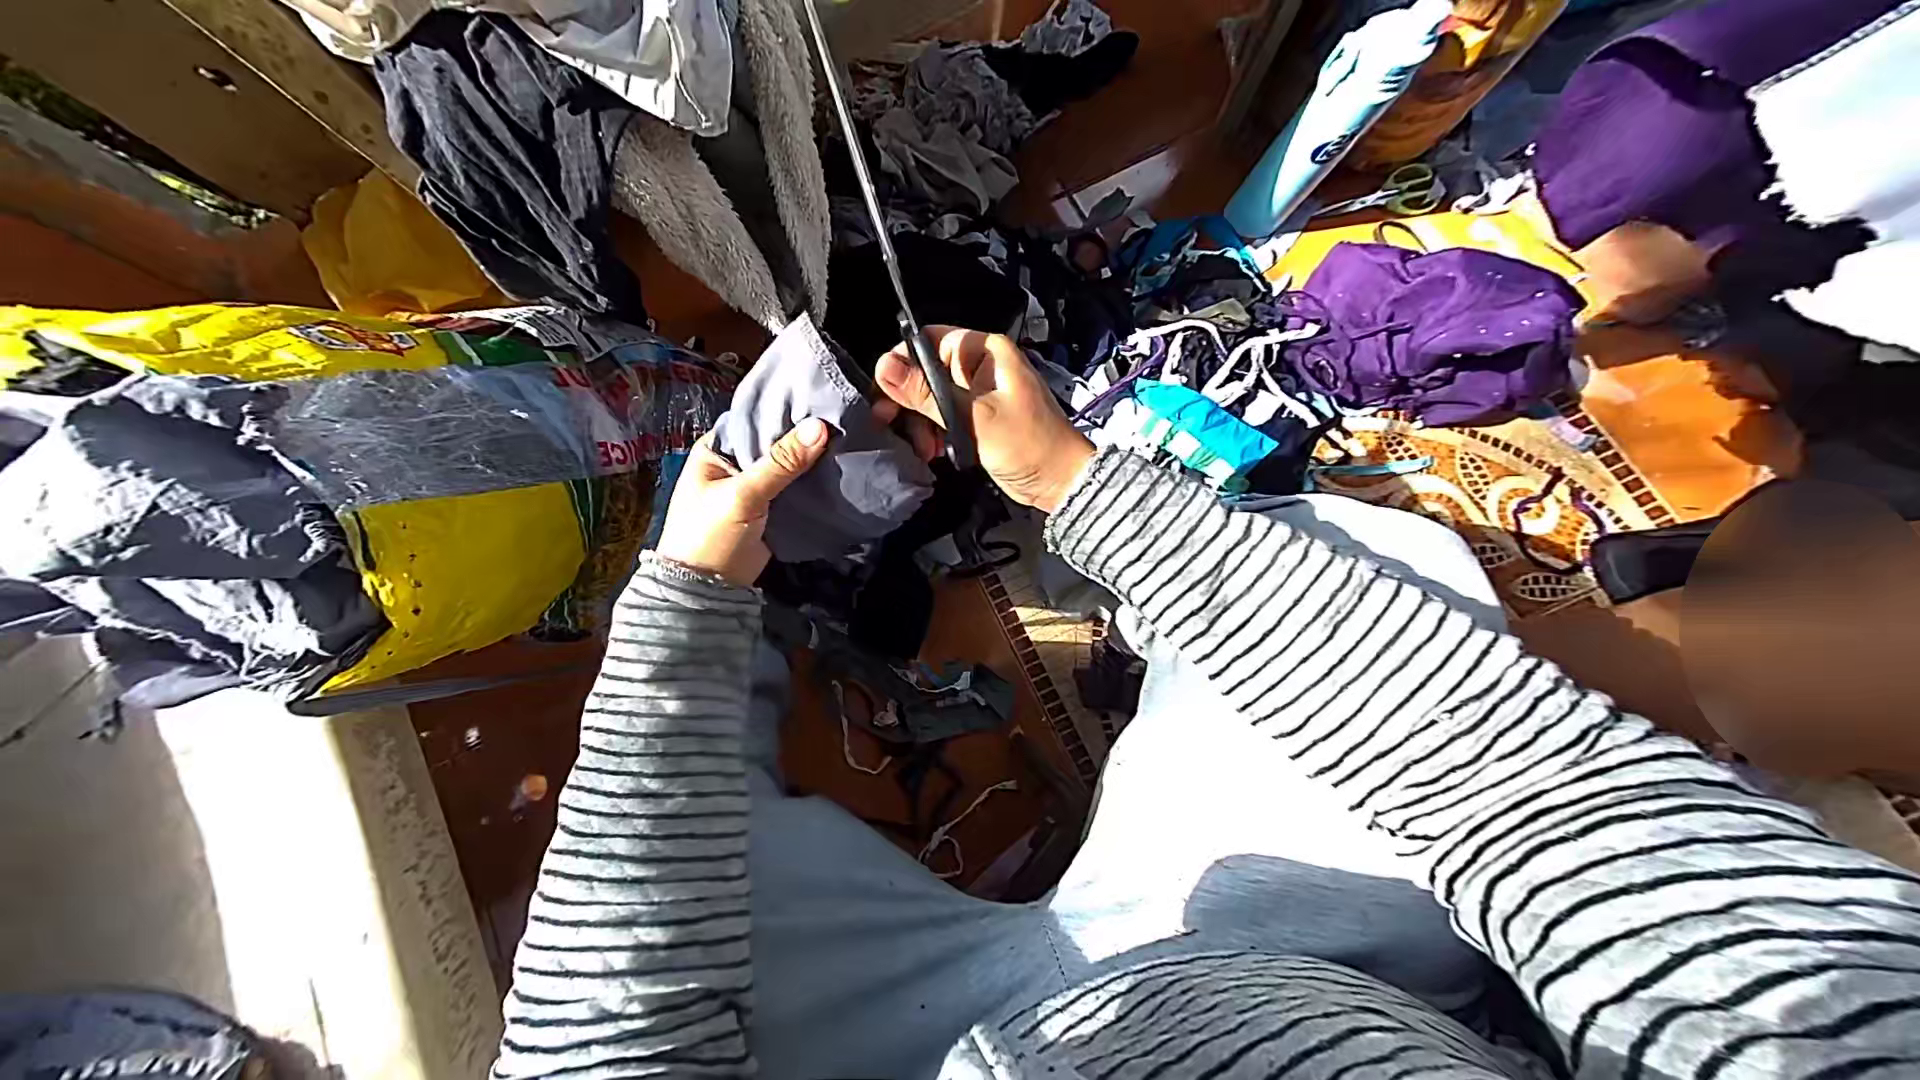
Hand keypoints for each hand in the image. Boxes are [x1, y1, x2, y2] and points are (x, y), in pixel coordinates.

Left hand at [655, 418, 830, 585]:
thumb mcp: (743, 495)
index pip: (756, 419)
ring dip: (812, 460)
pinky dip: (812, 482)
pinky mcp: (772, 508)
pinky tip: (837, 471)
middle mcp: (736, 462)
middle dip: (804, 437)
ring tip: (847, 442)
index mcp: (717, 448)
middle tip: (843, 422)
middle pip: (775, 442)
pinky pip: (796, 488)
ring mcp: (755, 486)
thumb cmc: (710, 536)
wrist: (708, 590)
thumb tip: (819, 427)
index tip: (823, 403)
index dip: (787, 412)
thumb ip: (781, 462)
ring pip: (789, 465)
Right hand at [875, 327, 1094, 512]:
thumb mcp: (973, 417)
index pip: (930, 340)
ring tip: (925, 446)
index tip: (887, 390)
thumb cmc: (1032, 446)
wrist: (1059, 481)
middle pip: (926, 371)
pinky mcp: (977, 419)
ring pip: (931, 398)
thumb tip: (887, 368)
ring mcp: (979, 394)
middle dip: (909, 400)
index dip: (904, 363)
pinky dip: (934, 433)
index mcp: (986, 352)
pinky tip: (935, 449)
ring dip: (920, 422)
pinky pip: (944, 418)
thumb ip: (927, 393)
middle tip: (893, 421)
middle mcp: (981, 368)